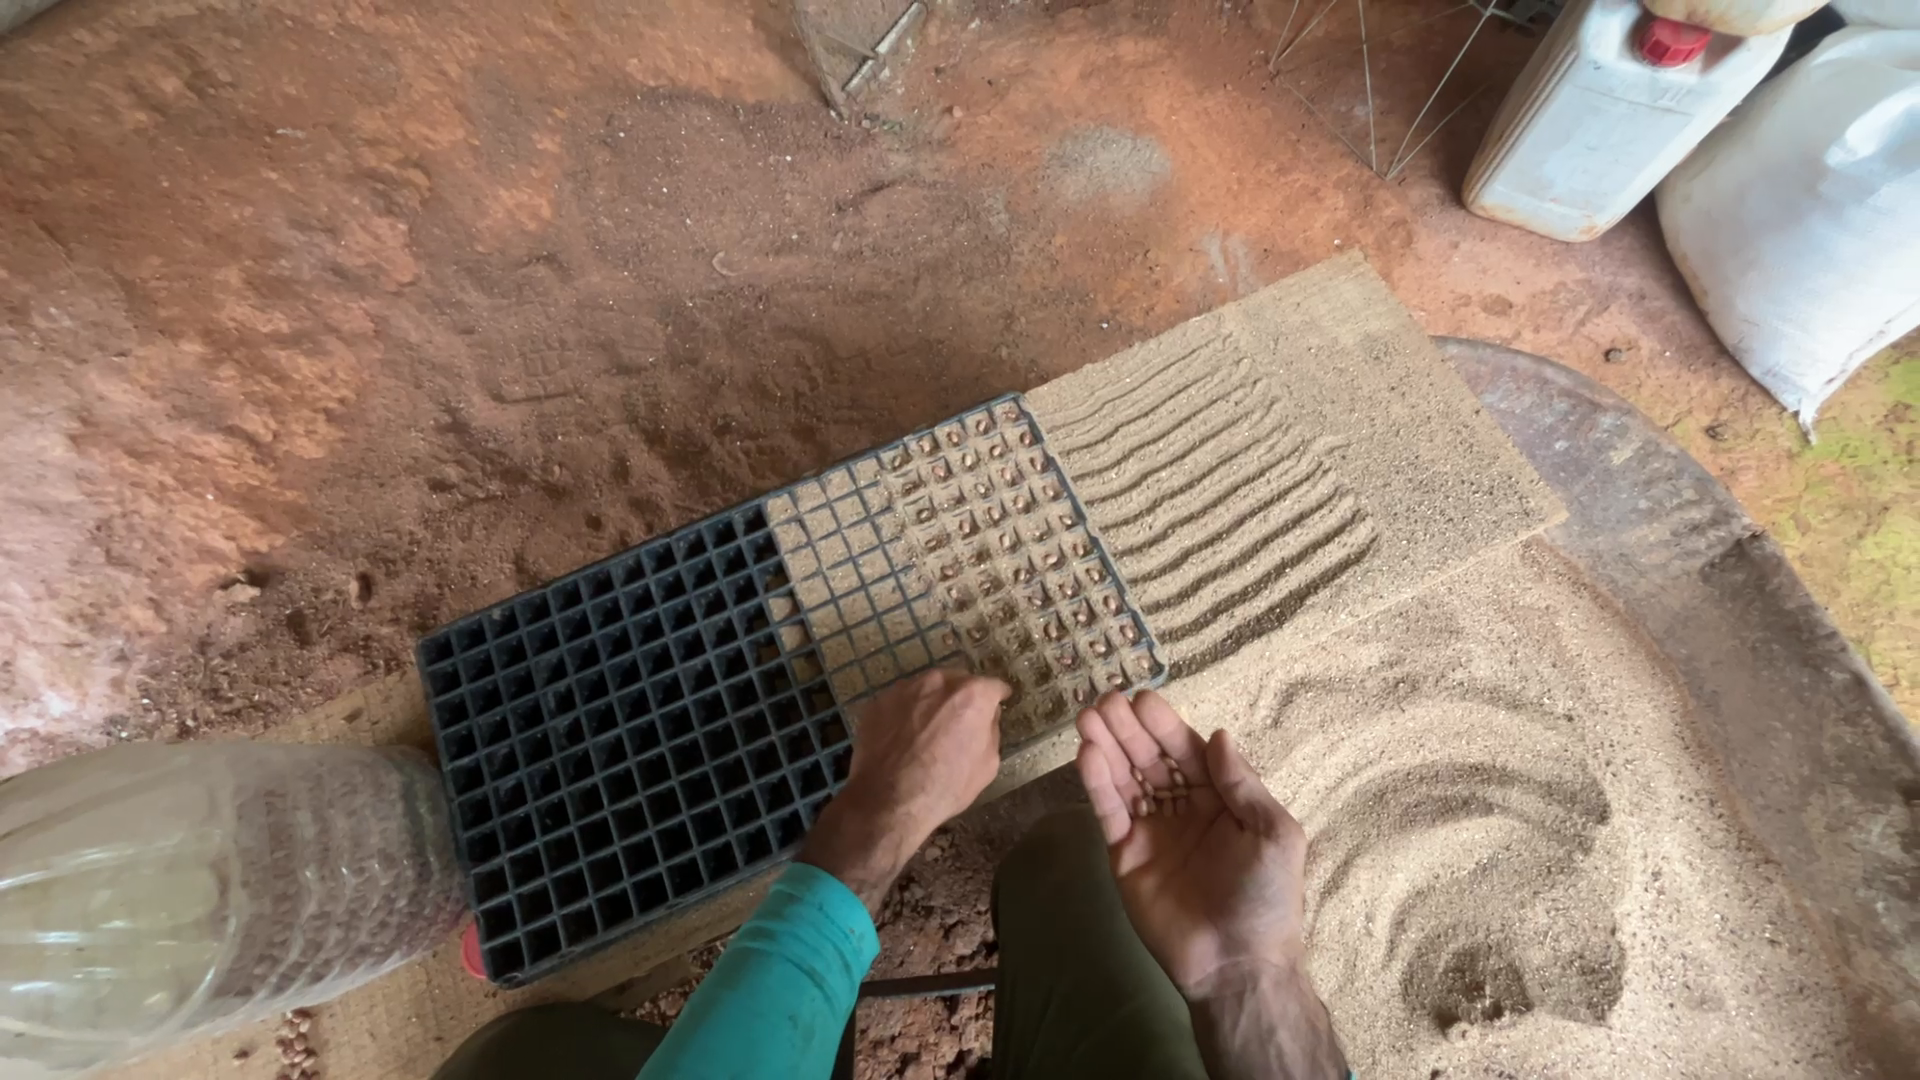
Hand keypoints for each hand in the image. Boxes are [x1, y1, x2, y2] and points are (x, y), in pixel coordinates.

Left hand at [799, 668, 1009, 909]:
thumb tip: (986, 716)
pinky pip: (901, 701)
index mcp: (971, 694)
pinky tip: (902, 736)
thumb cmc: (945, 786)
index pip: (993, 686)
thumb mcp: (987, 765)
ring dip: (932, 702)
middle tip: (959, 720)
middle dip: (962, 697)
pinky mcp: (879, 700)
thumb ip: (990, 731)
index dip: (997, 696)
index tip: (998, 702)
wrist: (888, 800)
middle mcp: (938, 681)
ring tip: (927, 729)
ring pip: (927, 688)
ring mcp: (905, 688)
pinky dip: (906, 712)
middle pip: (958, 681)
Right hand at [1076, 691, 1344, 1079]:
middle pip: (1149, 759)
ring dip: (1106, 746)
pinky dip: (1097, 782)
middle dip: (1128, 728)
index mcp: (1217, 800)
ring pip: (1124, 778)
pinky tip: (1087, 753)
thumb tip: (1219, 735)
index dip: (1165, 726)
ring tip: (1087, 715)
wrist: (1238, 966)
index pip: (1186, 753)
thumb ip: (1242, 783)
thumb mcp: (1274, 834)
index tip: (1142, 698)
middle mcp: (1180, 808)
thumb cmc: (1265, 897)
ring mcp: (1150, 830)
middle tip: (1106, 699)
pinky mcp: (1124, 853)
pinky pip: (1109, 810)